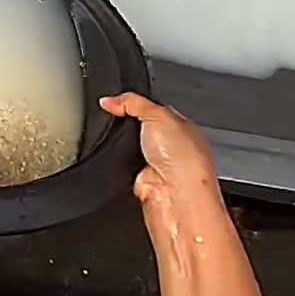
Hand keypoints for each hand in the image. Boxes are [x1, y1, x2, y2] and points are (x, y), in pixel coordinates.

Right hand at [100, 92, 216, 212]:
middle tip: (120, 120)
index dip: (135, 103)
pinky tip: (122, 157)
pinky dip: (117, 159)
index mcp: (182, 127)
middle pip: (138, 126)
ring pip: (127, 144)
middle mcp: (170, 146)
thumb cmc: (185, 160)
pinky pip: (120, 161)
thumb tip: (109, 100)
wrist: (176, 194)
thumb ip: (133, 102)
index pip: (154, 108)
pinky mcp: (139, 178)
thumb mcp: (158, 114)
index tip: (117, 100)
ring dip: (122, 144)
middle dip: (127, 124)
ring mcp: (155, 163)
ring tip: (126, 143)